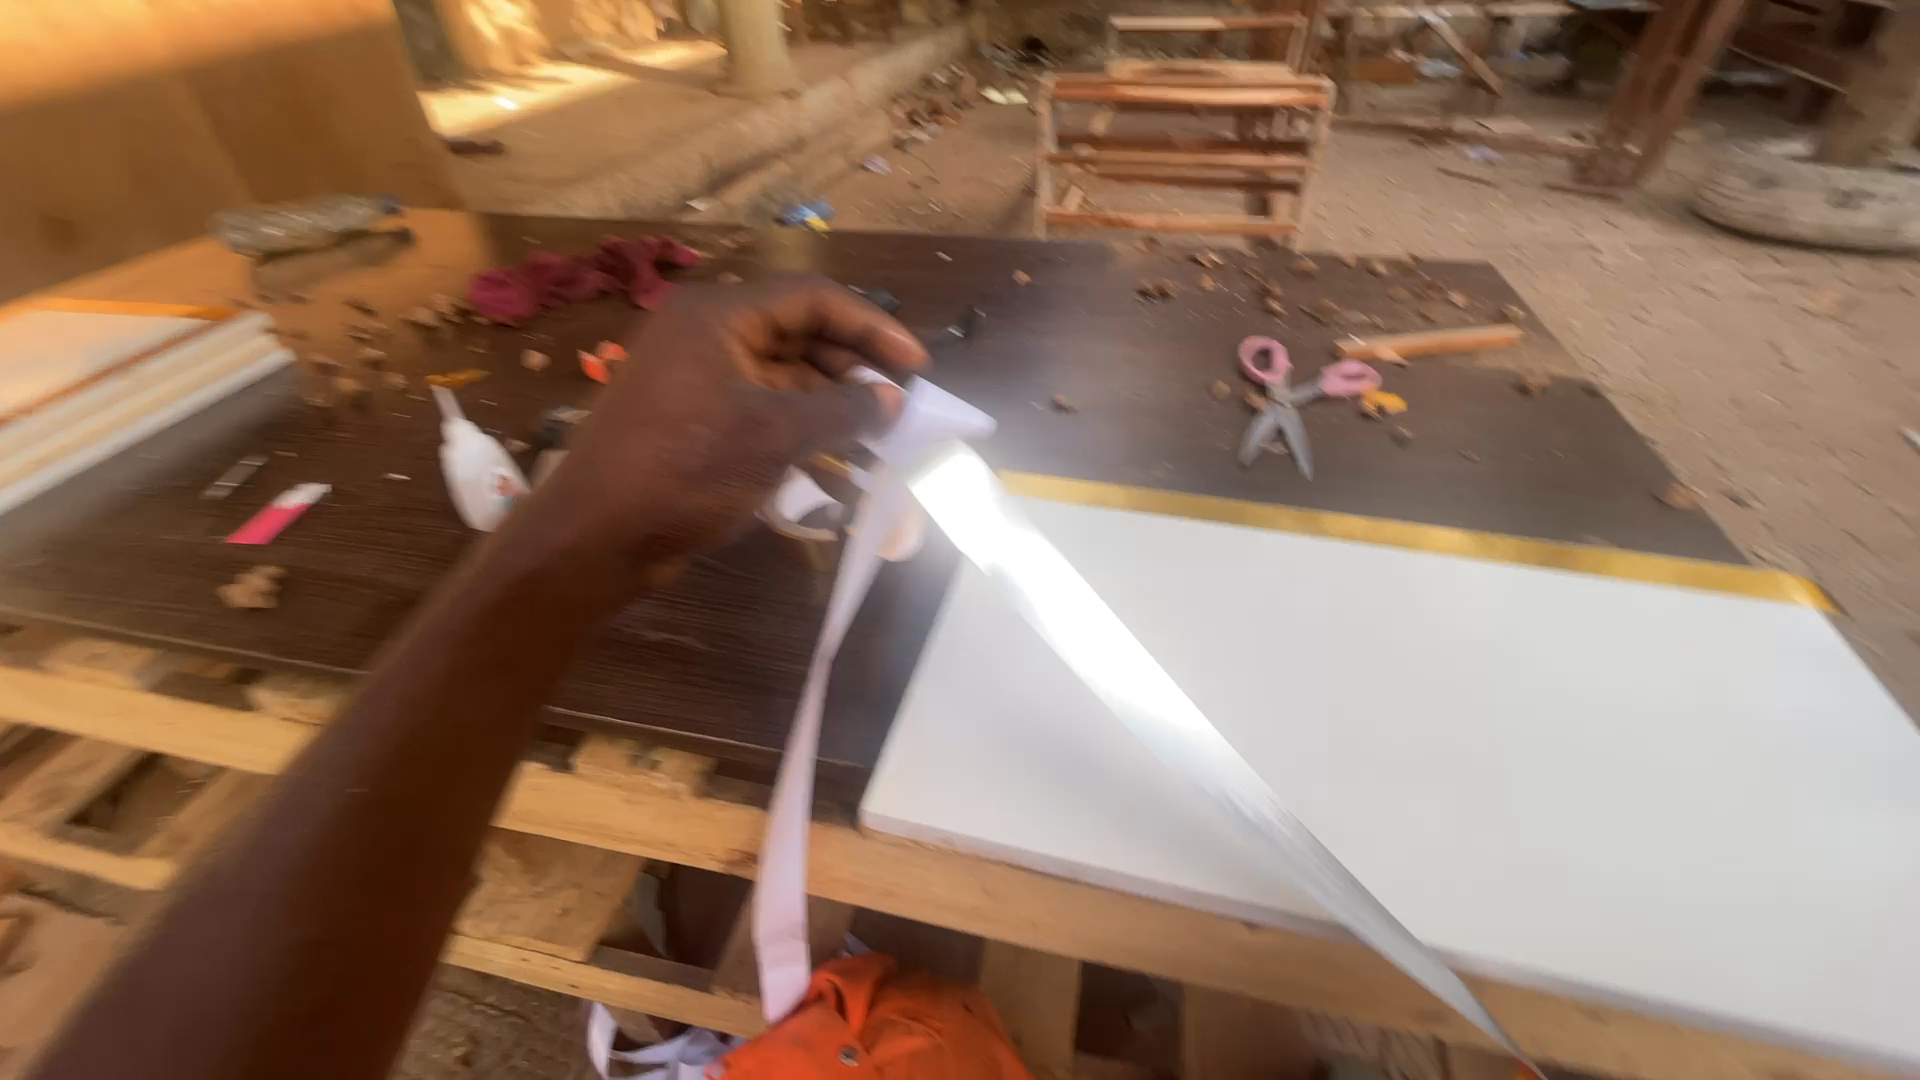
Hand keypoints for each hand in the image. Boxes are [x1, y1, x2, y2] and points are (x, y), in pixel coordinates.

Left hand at [519, 275, 929, 585]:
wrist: (598, 538)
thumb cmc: (686, 471)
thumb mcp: (775, 435)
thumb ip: (841, 409)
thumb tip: (892, 399)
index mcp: (718, 315)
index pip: (813, 298)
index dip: (872, 327)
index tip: (916, 364)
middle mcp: (706, 333)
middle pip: (799, 332)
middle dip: (853, 365)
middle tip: (898, 401)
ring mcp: (698, 376)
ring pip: (783, 372)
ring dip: (831, 399)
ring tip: (876, 431)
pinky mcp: (695, 416)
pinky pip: (762, 405)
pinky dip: (801, 423)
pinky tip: (835, 451)